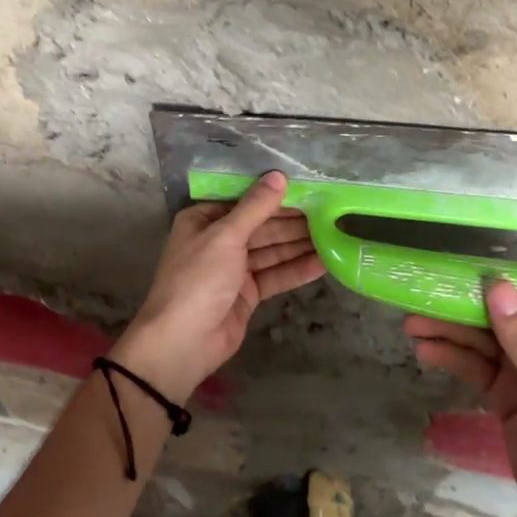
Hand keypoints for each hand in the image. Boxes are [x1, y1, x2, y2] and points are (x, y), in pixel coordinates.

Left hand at [110, 172, 325, 402]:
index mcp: (203, 220)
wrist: (183, 341)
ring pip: (270, 251)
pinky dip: (296, 270)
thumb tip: (279, 175)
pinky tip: (322, 263)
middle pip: (260, 227)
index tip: (308, 190)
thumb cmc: (198, 279)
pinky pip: (274, 276)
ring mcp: (232, 269)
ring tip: (333, 234)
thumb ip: (255, 207)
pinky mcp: (246, 294)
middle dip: (292, 222)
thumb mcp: (226, 236)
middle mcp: (217, 241)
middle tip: (328, 213)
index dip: (274, 197)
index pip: (244, 202)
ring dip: (298, 244)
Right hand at [406, 281, 516, 516]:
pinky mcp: (508, 402)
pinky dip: (452, 360)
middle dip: (466, 304)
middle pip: (505, 316)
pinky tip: (425, 353)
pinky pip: (476, 371)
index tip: (473, 259)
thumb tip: (498, 285)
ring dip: (451, 333)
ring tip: (410, 324)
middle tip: (423, 293)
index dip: (514, 274)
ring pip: (485, 343)